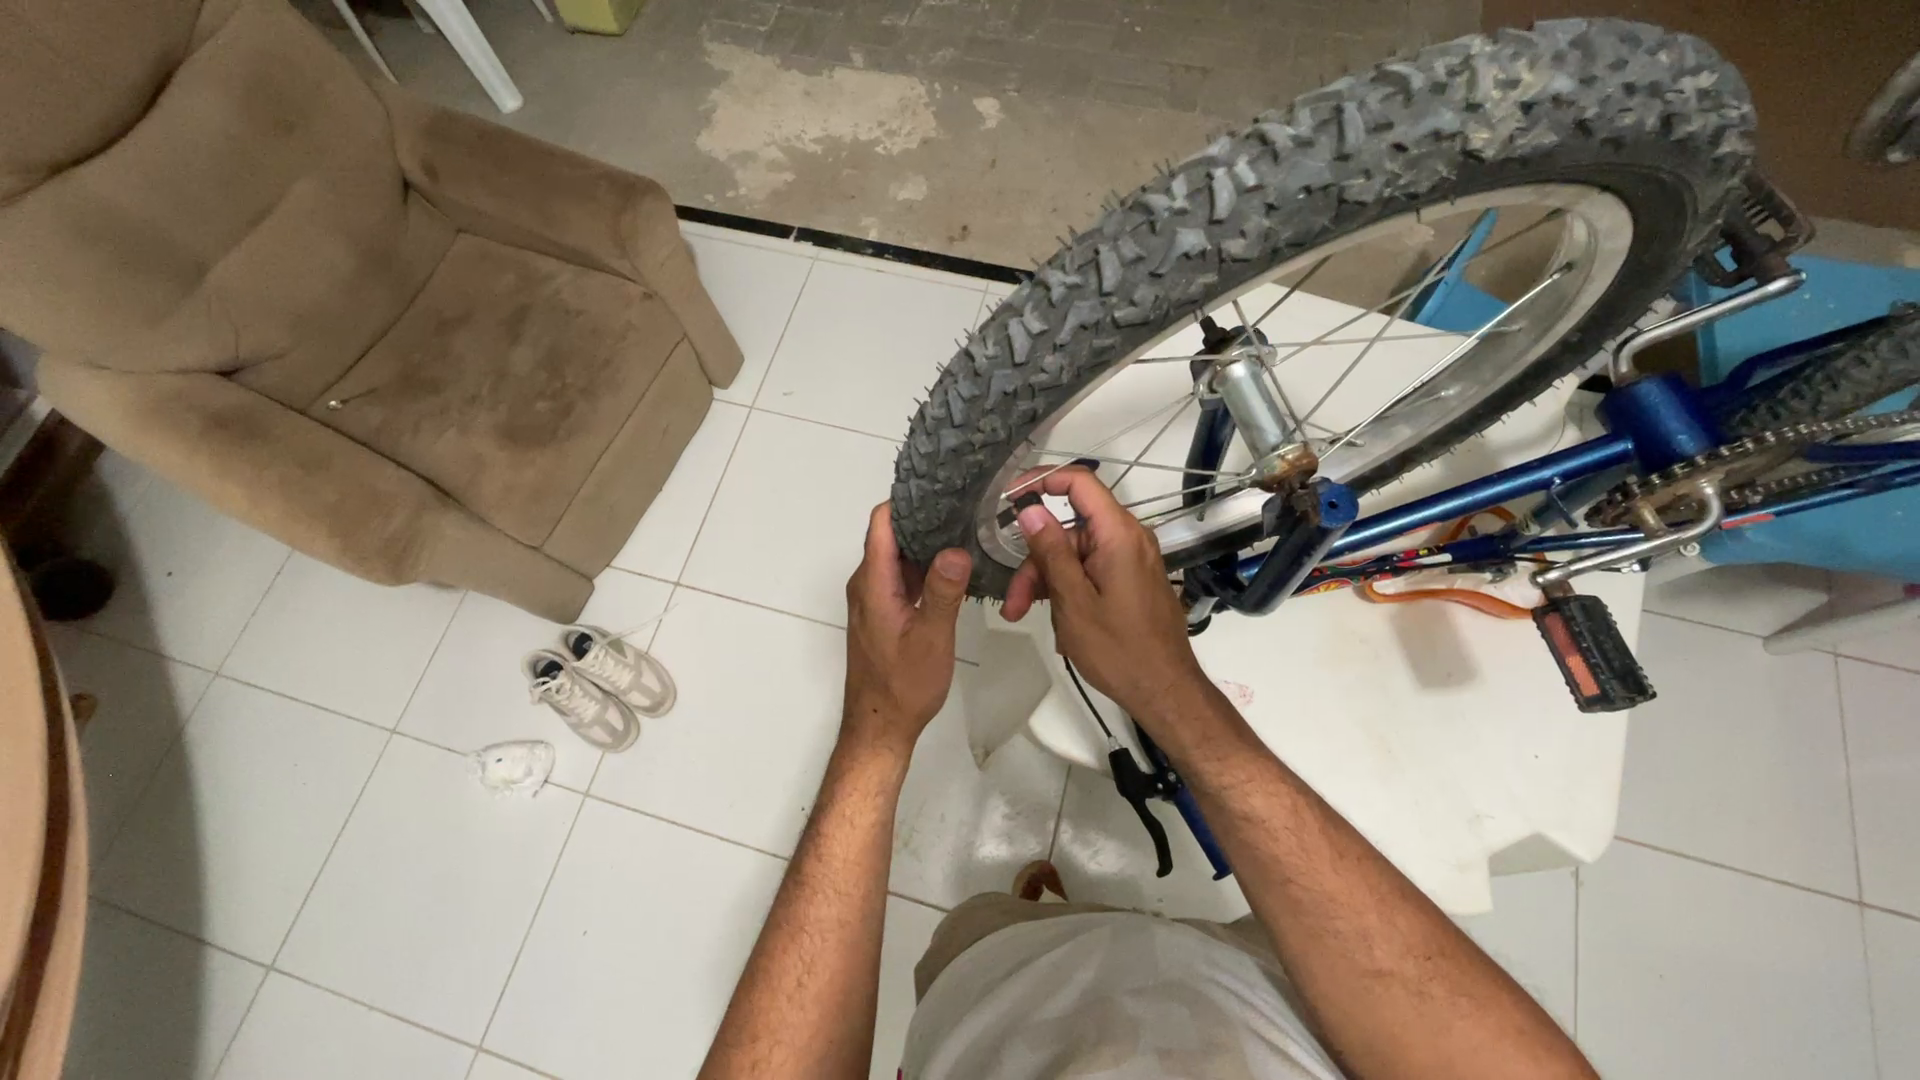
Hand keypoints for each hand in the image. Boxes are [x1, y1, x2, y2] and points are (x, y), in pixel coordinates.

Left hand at [842, 502, 971, 758]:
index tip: (942, 489)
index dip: (908, 501)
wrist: (880, 726)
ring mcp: (873, 600)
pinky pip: (901, 579)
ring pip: (898, 558)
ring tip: (966, 530)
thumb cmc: (904, 685)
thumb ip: (942, 593)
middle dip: (924, 519)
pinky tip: (954, 569)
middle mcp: (867, 585)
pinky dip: (924, 569)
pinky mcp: (882, 614)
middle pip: (890, 536)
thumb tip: (955, 549)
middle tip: (966, 507)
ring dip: (926, 545)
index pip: (881, 523)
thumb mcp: (931, 638)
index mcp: (873, 583)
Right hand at [1001, 469, 1210, 732]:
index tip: (1009, 495)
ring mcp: (1130, 560)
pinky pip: (1090, 571)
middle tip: (1013, 602)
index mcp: (1119, 534)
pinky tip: (1058, 623)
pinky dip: (1068, 590)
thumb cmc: (1119, 649)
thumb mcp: (1073, 601)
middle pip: (1069, 531)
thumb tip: (1030, 510)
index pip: (1079, 483)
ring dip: (1047, 582)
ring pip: (1075, 555)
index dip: (1042, 480)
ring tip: (1025, 615)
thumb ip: (1050, 552)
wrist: (1164, 691)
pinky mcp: (1130, 581)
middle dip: (1035, 561)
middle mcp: (1128, 539)